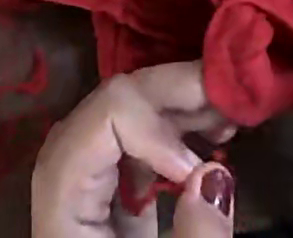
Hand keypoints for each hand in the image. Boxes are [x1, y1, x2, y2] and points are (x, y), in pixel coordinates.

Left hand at [32, 62, 238, 237]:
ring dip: (178, 107)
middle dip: (174, 93)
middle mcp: (64, 175)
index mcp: (61, 199)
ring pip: (125, 116)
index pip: (101, 116)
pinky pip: (134, 143)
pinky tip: (210, 138)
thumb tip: (217, 175)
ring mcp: (84, 182)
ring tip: (228, 111)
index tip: (200, 163)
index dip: (154, 121)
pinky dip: (174, 134)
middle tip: (230, 95)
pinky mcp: (105, 197)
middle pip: (112, 105)